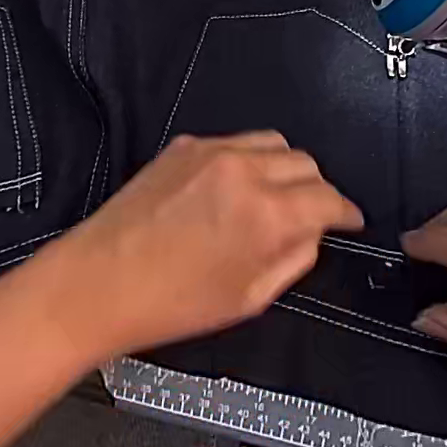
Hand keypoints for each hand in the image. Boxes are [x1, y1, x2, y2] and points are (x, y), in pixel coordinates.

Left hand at [32, 132, 363, 359]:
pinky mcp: (189, 143)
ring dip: (287, 168)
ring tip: (273, 195)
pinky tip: (231, 188)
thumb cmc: (172, 304)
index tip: (351, 220)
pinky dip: (250, 161)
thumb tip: (315, 231)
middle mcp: (247, 171)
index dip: (347, 211)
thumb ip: (295, 259)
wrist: (95, 282)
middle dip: (317, 190)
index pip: (328, 198)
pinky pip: (238, 142)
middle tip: (309, 214)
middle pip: (308, 163)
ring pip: (276, 143)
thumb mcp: (248, 297)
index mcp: (266, 215)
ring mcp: (215, 150)